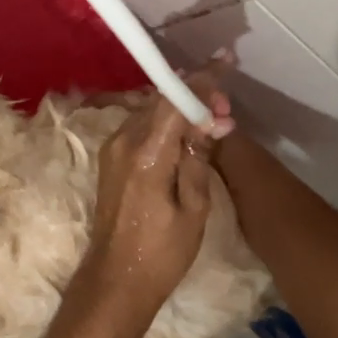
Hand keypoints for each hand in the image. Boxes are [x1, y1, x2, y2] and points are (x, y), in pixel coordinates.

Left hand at [78, 88, 229, 316]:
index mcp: (146, 153)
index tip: (225, 60)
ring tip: (212, 118)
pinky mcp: (111, 157)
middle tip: (226, 105)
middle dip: (194, 94)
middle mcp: (123, 140)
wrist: (116, 276)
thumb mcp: (194, 208)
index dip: (201, 78)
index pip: (174, 100)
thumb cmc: (162, 251)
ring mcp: (113, 147)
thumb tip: (208, 120)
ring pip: (150, 111)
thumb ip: (198, 157)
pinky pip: (142, 126)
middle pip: (161, 101)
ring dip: (180, 108)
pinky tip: (187, 132)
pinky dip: (165, 121)